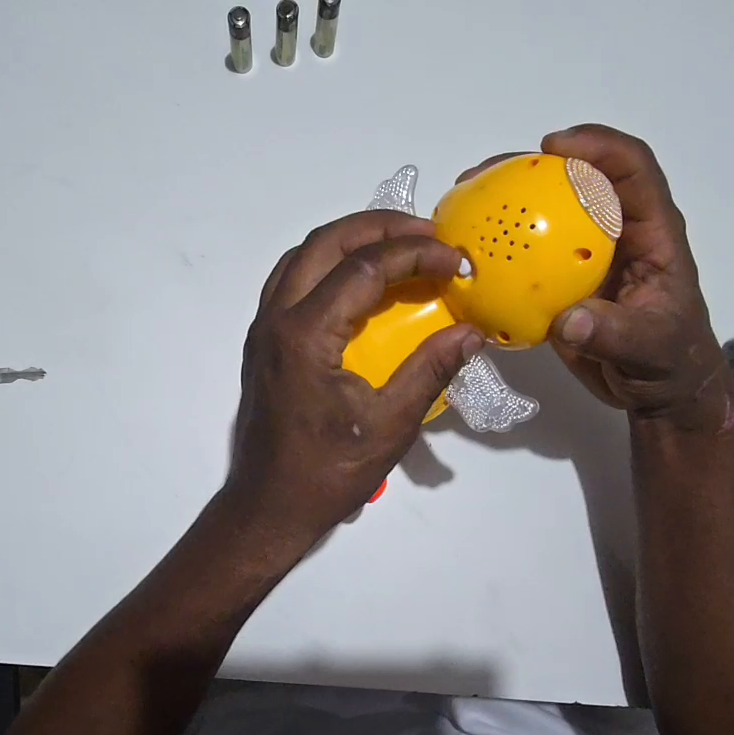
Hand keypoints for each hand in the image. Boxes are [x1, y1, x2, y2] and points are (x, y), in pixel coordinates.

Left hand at [226, 210, 481, 540]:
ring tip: (398, 247)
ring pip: (303, 257)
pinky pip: (292, 282)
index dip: (416, 253)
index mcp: (305, 336)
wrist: (268, 507)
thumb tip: (470, 332)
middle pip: (326, 243)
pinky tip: (360, 285)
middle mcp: (276, 320)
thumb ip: (429, 371)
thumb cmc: (327, 474)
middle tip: (429, 233)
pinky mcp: (263, 345)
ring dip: (350, 241)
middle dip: (380, 227)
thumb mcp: (388, 426)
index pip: (364, 267)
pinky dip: (328, 267)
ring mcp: (263, 331)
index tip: (457, 261)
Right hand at [467, 126, 732, 428]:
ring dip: (505, 206)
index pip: (631, 171)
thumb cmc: (669, 361)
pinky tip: (465, 256)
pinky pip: (525, 262)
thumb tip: (568, 320)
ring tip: (462, 204)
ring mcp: (583, 260)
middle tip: (485, 174)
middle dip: (532, 169)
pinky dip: (496, 255)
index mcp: (650, 233)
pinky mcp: (559, 287)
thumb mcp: (650, 348)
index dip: (598, 148)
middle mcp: (615, 235)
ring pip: (545, 217)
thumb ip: (612, 333)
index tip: (554, 148)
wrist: (656, 391)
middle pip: (577, 182)